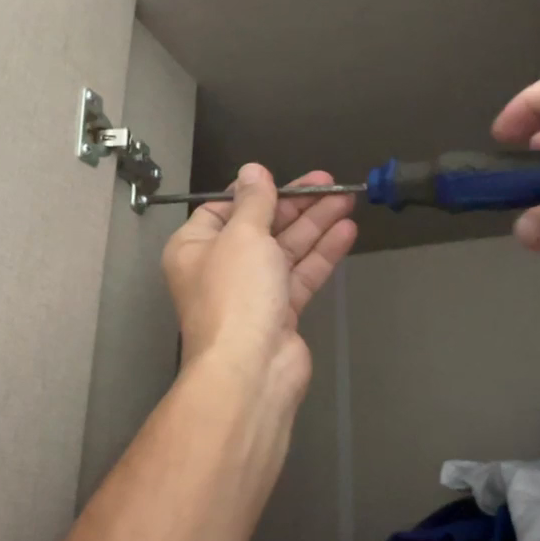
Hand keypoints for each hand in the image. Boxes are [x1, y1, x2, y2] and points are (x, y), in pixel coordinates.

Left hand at [162, 165, 357, 410]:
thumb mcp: (242, 235)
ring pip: (285, 250)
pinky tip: (345, 232)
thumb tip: (252, 171)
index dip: (254, 192)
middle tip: (329, 183)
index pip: (222, 209)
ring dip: (315, 224)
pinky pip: (300, 275)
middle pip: (260, 226)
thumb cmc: (235, 295)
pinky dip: (321, 253)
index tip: (282, 178)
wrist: (250, 369)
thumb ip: (254, 201)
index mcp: (193, 247)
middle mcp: (219, 268)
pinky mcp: (278, 312)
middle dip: (295, 205)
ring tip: (346, 201)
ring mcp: (250, 292)